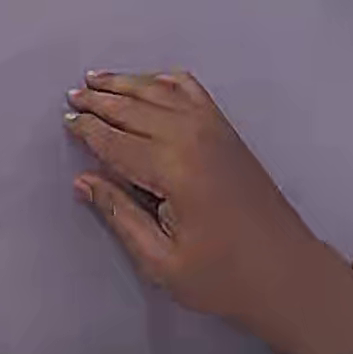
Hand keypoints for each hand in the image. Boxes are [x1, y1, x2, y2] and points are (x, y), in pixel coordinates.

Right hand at [65, 72, 352, 353]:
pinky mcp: (223, 124)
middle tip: (73, 93)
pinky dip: (163, 79)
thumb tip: (83, 180)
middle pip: (132, 107)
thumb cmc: (222, 275)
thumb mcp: (162, 261)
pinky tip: (148, 80)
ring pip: (156, 91)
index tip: (66, 120)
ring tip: (96, 78)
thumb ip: (119, 214)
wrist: (286, 270)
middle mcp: (189, 134)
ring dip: (124, 82)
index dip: (88, 130)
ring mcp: (210, 124)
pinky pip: (188, 88)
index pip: (116, 140)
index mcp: (173, 168)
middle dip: (99, 100)